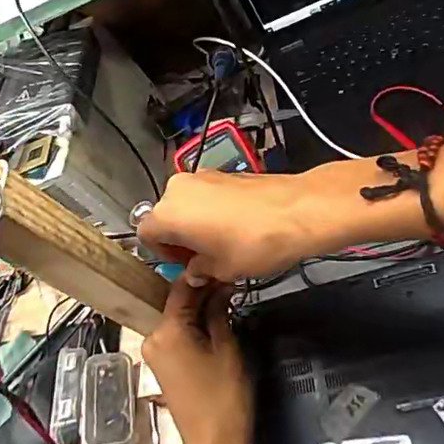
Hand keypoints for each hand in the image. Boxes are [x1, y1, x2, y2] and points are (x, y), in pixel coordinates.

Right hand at [137, 169, 337, 283]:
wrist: (297, 211)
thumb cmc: (254, 242)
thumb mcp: (221, 269)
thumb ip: (199, 269)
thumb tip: (196, 270)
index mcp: (168, 212)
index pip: (146, 235)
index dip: (163, 254)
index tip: (184, 266)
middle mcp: (180, 188)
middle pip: (167, 216)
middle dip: (181, 238)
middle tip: (203, 259)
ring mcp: (204, 176)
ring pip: (188, 204)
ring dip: (197, 224)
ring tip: (223, 245)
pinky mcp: (226, 173)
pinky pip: (208, 195)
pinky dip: (214, 211)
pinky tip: (236, 229)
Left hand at [142, 277, 251, 443]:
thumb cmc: (223, 398)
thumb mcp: (226, 347)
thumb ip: (219, 310)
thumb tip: (221, 284)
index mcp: (166, 330)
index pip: (181, 287)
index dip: (204, 275)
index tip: (225, 264)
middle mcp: (152, 338)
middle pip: (176, 301)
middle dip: (202, 290)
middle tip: (231, 280)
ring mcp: (155, 352)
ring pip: (177, 317)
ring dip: (199, 307)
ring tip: (228, 296)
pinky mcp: (162, 364)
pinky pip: (176, 333)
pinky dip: (193, 324)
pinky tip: (215, 318)